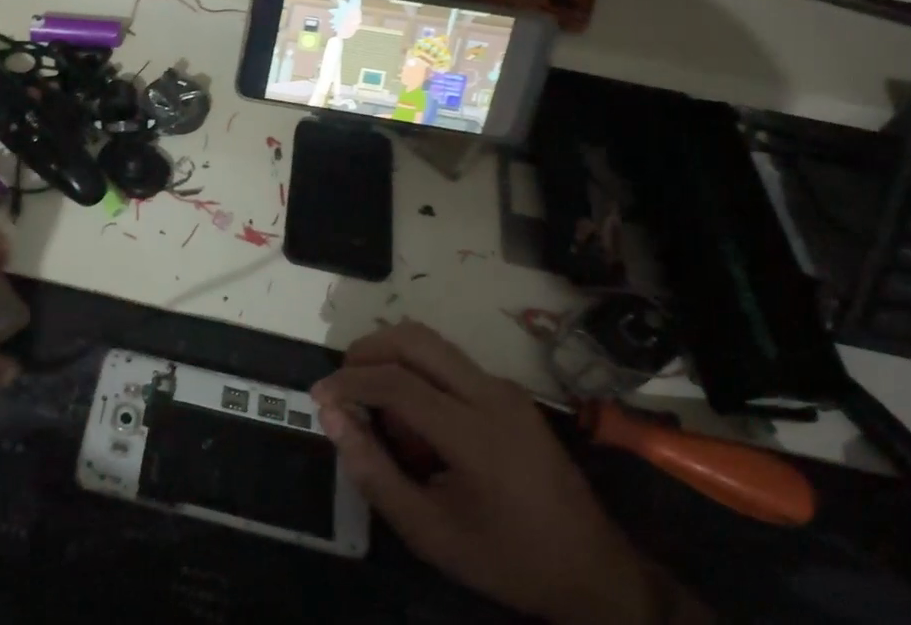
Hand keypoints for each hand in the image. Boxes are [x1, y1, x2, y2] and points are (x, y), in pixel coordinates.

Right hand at [312, 323, 666, 624]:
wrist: (592, 571)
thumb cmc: (506, 558)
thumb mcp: (428, 532)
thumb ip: (374, 472)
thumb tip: (332, 418)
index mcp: (475, 433)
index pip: (397, 382)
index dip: (348, 383)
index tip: (318, 398)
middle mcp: (492, 395)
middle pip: (414, 339)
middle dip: (366, 351)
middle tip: (342, 384)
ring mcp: (506, 390)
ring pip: (433, 343)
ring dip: (391, 358)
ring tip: (372, 403)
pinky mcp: (511, 395)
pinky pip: (451, 363)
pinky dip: (417, 373)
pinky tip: (412, 420)